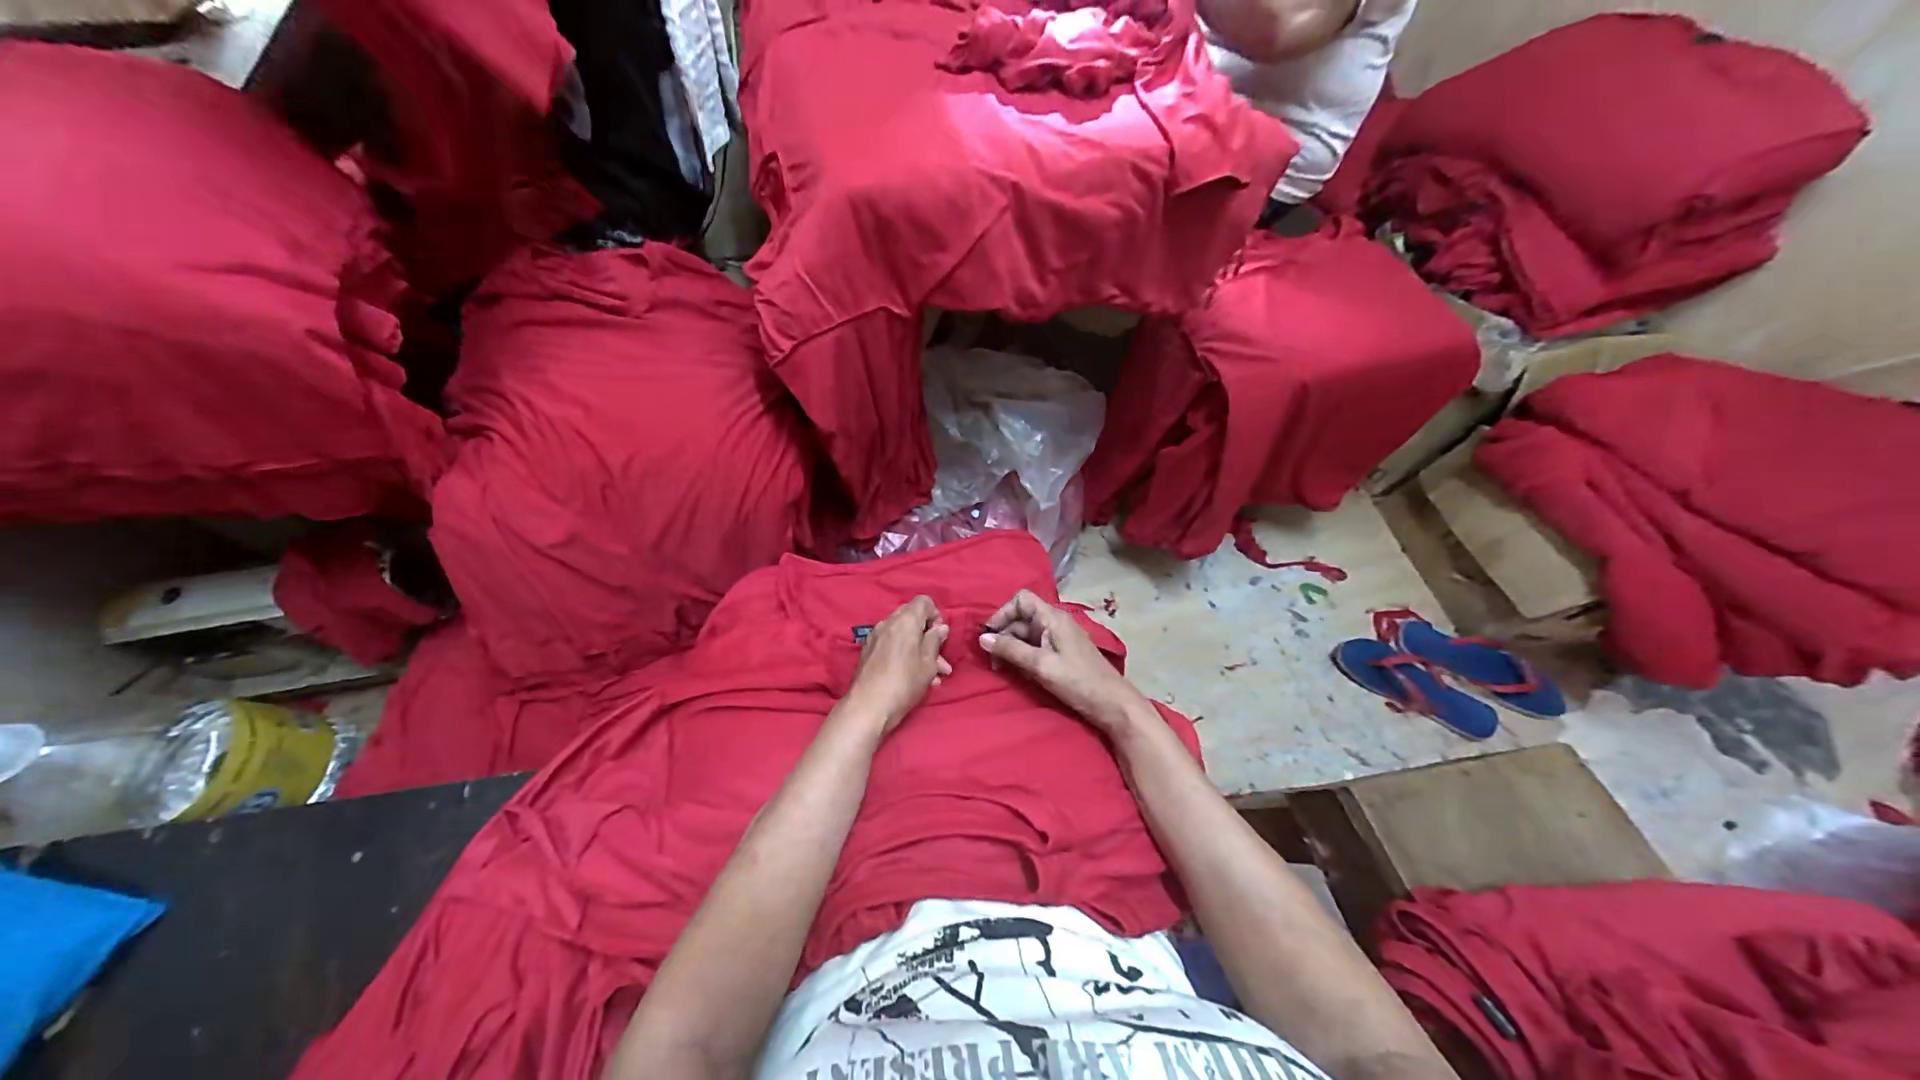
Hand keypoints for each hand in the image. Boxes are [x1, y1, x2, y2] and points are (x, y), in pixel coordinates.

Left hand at [839, 596, 952, 734]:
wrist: (868, 706)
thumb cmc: (904, 682)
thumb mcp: (928, 663)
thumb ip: (935, 640)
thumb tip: (940, 627)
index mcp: (905, 620)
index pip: (923, 601)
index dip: (936, 615)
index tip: (940, 636)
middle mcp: (887, 623)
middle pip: (912, 618)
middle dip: (927, 635)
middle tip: (939, 658)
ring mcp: (875, 637)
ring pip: (902, 635)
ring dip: (918, 649)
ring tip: (932, 675)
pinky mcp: (868, 652)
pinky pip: (891, 645)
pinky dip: (903, 654)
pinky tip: (912, 676)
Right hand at [978, 589, 1153, 734]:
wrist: (1112, 704)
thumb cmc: (1077, 681)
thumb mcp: (1040, 665)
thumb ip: (1011, 650)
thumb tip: (982, 638)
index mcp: (1053, 618)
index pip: (1021, 599)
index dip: (1002, 613)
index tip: (989, 636)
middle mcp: (1056, 622)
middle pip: (1021, 618)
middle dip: (1004, 635)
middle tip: (992, 661)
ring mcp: (1060, 638)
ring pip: (1027, 634)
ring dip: (1012, 648)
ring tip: (1003, 669)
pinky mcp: (1062, 654)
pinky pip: (1036, 647)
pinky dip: (1024, 656)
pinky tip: (1020, 673)